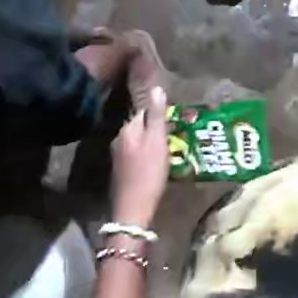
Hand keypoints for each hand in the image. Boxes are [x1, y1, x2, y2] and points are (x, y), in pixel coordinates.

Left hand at [110, 85, 169, 226]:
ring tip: (172, 148)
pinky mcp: (122, 171)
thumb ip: (156, 115)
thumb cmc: (148, 172)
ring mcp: (118, 156)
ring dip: (154, 142)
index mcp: (127, 129)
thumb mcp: (157, 141)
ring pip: (140, 141)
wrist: (133, 210)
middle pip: (142, 126)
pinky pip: (138, 154)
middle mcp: (119, 139)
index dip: (161, 114)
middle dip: (158, 128)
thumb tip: (156, 88)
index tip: (177, 121)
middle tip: (178, 135)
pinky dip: (149, 155)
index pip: (145, 111)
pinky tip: (159, 163)